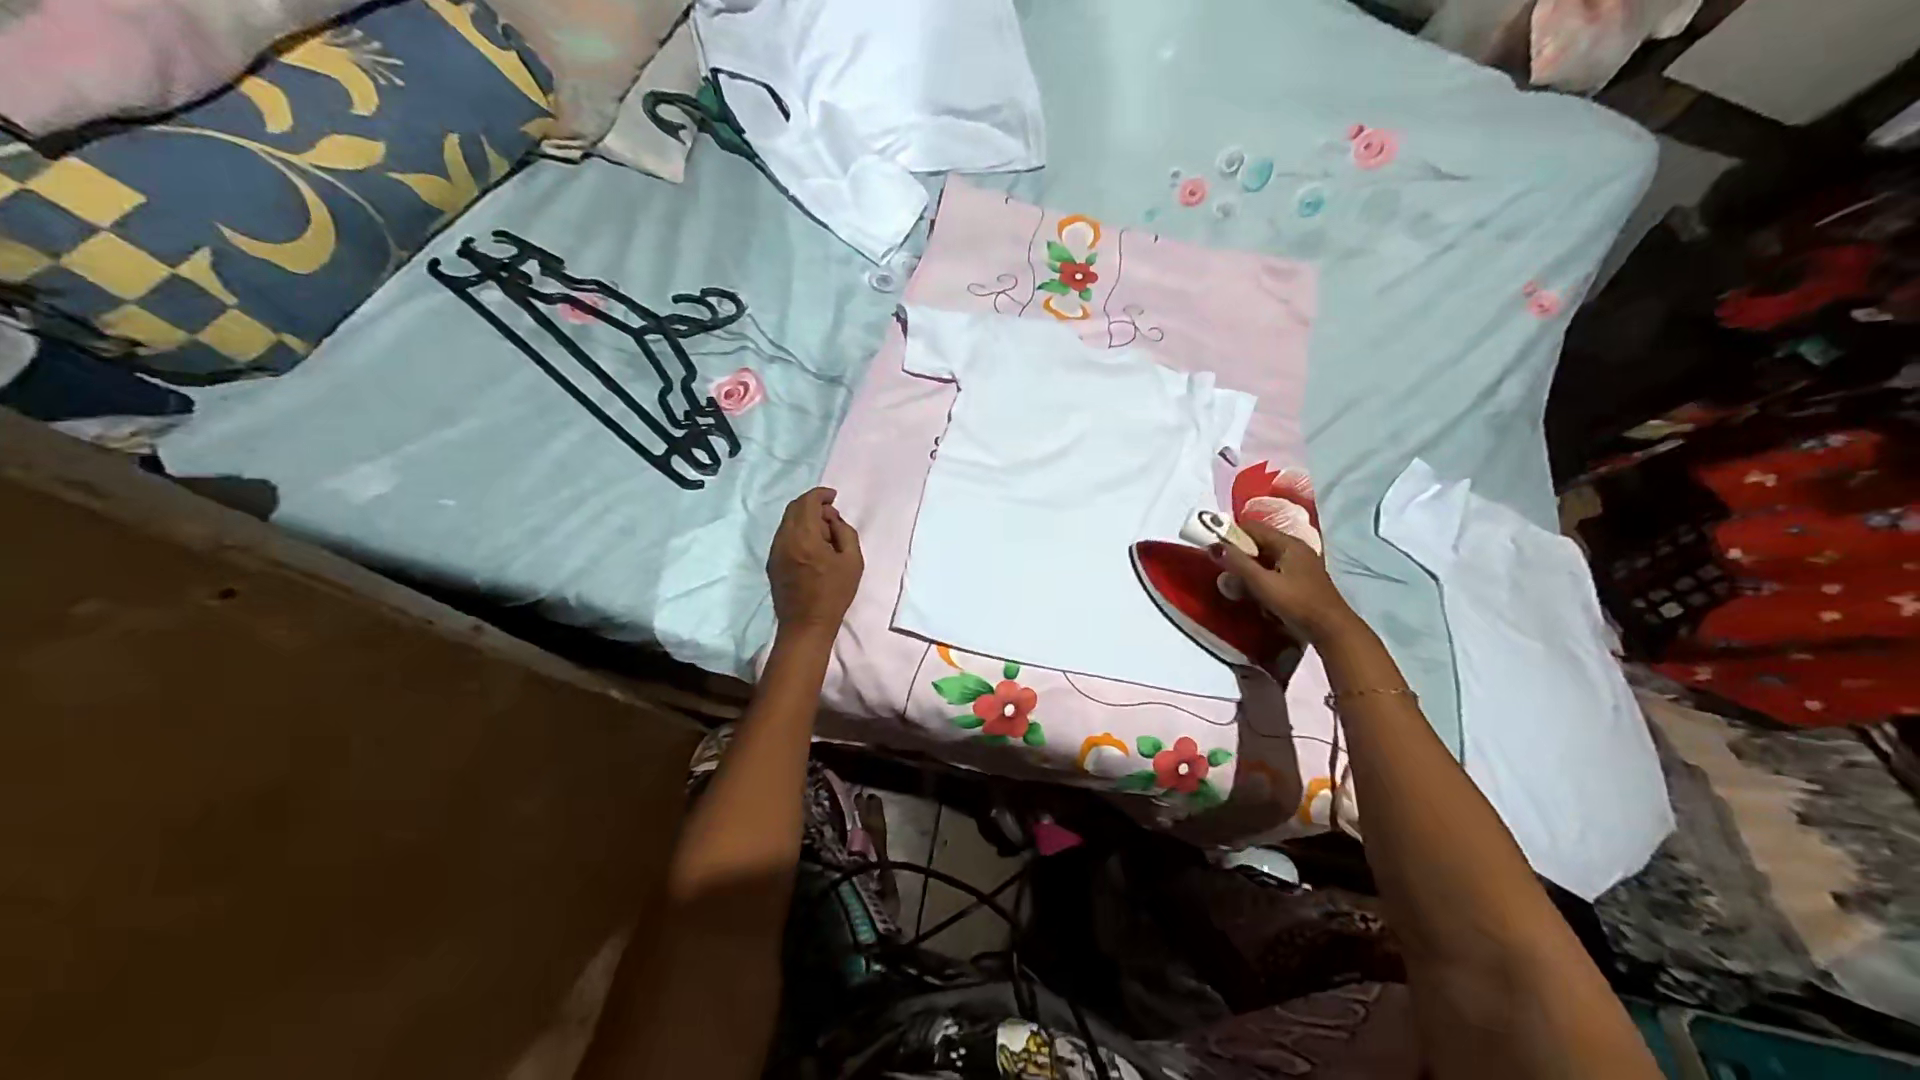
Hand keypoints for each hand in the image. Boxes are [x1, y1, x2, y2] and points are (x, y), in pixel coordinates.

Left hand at [768, 487, 863, 638]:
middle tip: (831, 516)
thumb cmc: (834, 594)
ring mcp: (775, 551)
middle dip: (813, 505)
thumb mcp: (853, 562)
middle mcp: (784, 539)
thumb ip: (845, 533)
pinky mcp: (772, 562)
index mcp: (804, 537)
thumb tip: (832, 520)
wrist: (806, 625)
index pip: (807, 502)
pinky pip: (784, 536)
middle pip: (794, 508)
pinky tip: (812, 546)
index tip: (833, 497)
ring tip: (824, 533)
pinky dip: (797, 532)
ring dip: (805, 519)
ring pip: (787, 522)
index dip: (821, 495)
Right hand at [1214, 519, 1361, 645]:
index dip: (1231, 534)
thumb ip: (1238, 564)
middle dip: (1240, 555)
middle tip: (1225, 572)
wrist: (1332, 631)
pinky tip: (1257, 594)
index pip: (1252, 528)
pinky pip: (1274, 572)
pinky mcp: (1302, 581)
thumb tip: (1213, 545)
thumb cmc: (1297, 604)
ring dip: (1250, 570)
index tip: (1214, 549)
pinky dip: (1261, 579)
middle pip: (1259, 543)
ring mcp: (1301, 565)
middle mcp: (1296, 549)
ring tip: (1238, 586)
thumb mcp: (1263, 584)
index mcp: (1289, 544)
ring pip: (1266, 559)